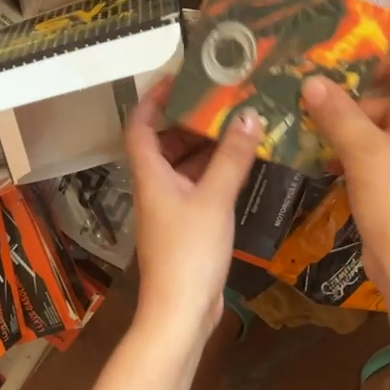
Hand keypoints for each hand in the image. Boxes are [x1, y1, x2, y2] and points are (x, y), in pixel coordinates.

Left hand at [124, 81, 261, 337]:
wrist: (181, 312)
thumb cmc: (189, 254)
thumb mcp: (214, 200)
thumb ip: (231, 158)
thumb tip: (249, 115)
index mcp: (151, 177)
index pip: (140, 128)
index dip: (153, 100)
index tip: (178, 77)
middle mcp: (156, 192)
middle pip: (166, 147)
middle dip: (192, 122)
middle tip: (225, 99)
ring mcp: (170, 214)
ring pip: (186, 171)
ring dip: (209, 150)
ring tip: (242, 125)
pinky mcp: (187, 233)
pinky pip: (199, 194)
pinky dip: (217, 177)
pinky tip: (243, 168)